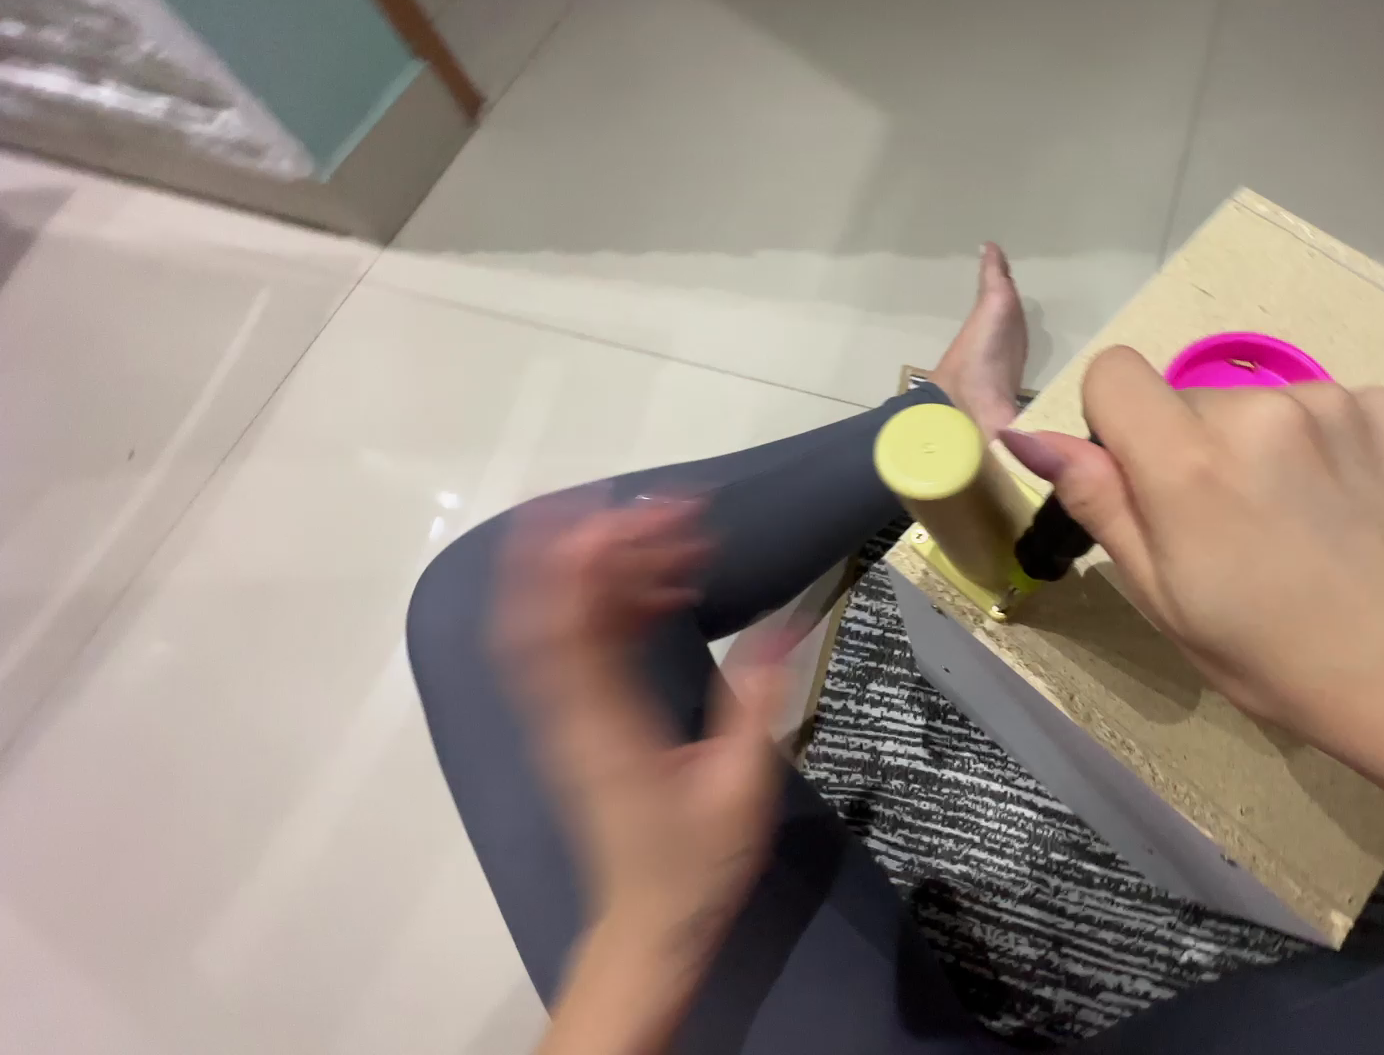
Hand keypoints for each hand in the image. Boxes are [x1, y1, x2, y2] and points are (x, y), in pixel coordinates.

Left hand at [491, 494, 787, 965]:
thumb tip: (786, 621)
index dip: (584, 554)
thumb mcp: (743, 784)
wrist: (649, 924)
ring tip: (679, 534)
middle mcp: (571, 709)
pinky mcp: (585, 718)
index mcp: (604, 722)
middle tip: (669, 507)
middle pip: (550, 606)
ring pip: (564, 617)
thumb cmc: (696, 860)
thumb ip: (758, 698)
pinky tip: (670, 587)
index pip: (569, 621)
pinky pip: (586, 641)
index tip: (634, 507)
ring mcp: (571, 713)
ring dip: (610, 565)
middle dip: (595, 541)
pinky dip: (617, 600)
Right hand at [1001, 347, 1383, 729]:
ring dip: (1247, 444)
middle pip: (1180, 394)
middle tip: (1219, 524)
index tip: (1141, 479)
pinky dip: (1311, 442)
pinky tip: (1334, 502)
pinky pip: (1313, 403)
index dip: (1113, 422)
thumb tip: (1024, 434)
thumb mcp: (1157, 591)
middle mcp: (1257, 409)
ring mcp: (1330, 401)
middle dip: (1182, 444)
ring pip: (1246, 400)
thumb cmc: (1262, 652)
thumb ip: (1095, 499)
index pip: (1114, 372)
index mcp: (1188, 462)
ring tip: (1284, 517)